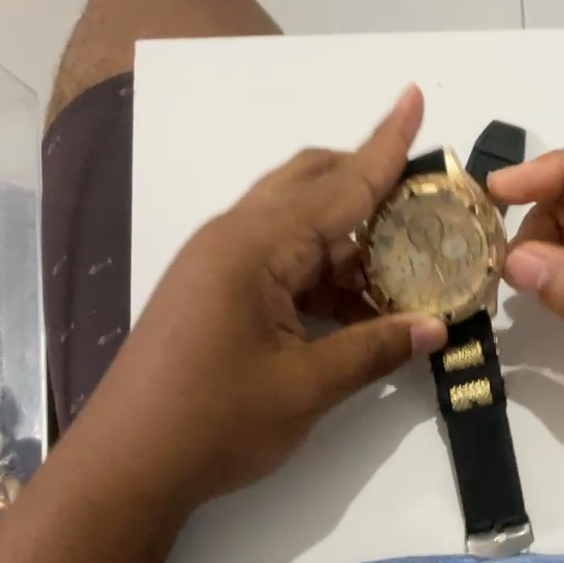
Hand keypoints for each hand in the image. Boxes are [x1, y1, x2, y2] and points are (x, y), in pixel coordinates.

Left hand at [70, 86, 447, 510]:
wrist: (129, 464)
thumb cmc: (215, 423)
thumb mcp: (305, 388)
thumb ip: (372, 350)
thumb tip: (434, 327)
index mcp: (254, 247)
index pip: (338, 186)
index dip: (385, 149)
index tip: (416, 98)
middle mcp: (231, 238)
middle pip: (309, 188)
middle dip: (365, 186)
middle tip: (421, 205)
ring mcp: (215, 264)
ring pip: (293, 228)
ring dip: (344, 243)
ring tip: (398, 273)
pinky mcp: (208, 293)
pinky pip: (274, 262)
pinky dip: (316, 274)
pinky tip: (349, 308)